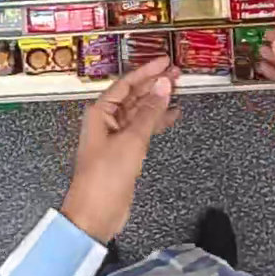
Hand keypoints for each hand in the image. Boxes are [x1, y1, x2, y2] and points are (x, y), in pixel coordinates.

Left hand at [62, 57, 180, 242]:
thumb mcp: (131, 140)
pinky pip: (143, 127)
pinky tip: (173, 114)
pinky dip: (158, 120)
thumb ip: (150, 112)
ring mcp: (116, 135)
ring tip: (178, 88)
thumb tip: (164, 85)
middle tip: (177, 72)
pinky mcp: (125, 150)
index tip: (165, 61)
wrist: (95, 214)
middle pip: (134, 94)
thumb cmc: (105, 176)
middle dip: (155, 83)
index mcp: (100, 111)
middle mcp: (107, 120)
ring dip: (158, 100)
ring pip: (140, 110)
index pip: (126, 83)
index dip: (147, 70)